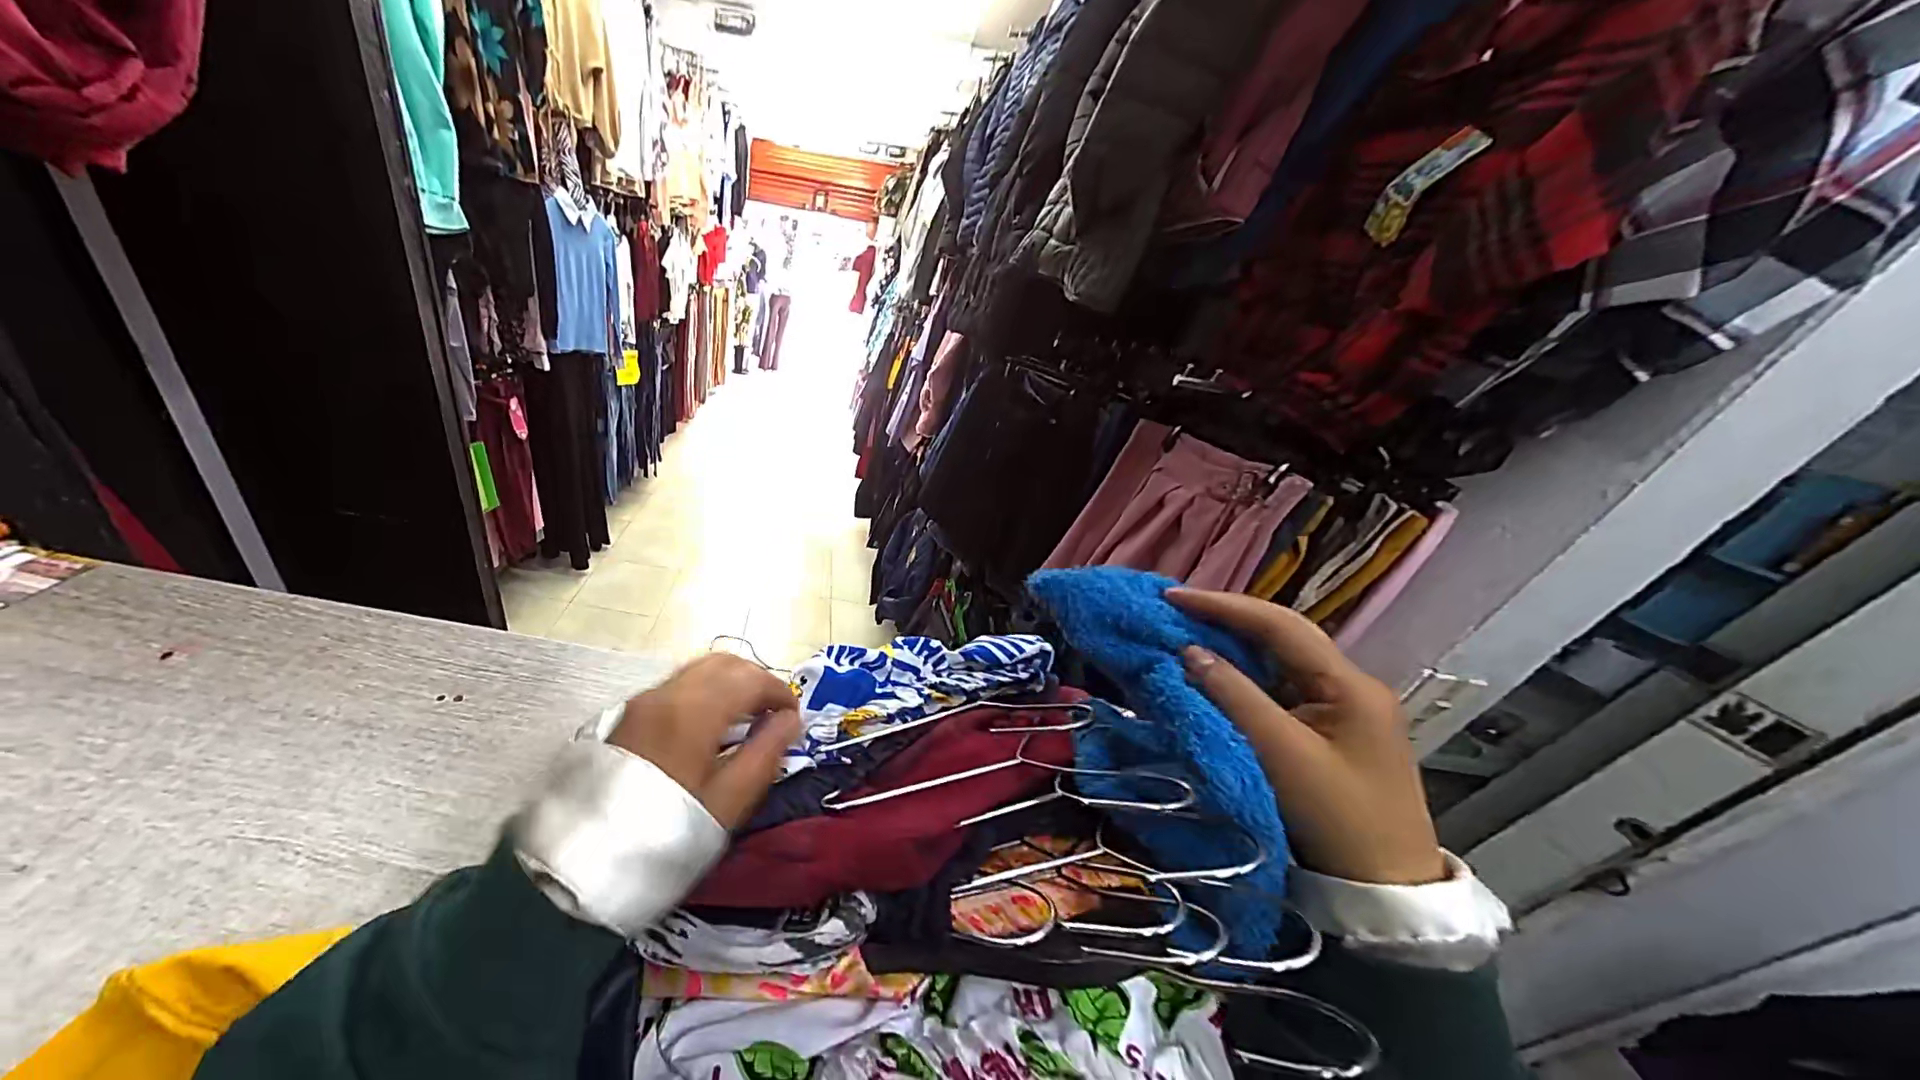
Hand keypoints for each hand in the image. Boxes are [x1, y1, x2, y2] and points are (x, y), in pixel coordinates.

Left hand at [608, 654, 802, 827]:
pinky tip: (710, 727)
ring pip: (698, 671)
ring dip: (730, 684)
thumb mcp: (729, 800)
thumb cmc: (667, 834)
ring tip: (744, 720)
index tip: (794, 718)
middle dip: (756, 681)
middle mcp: (666, 694)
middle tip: (773, 713)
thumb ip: (766, 752)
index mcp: (695, 710)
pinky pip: (677, 687)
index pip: (751, 678)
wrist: (580, 866)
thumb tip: (790, 720)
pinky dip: (704, 693)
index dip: (780, 692)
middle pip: (724, 663)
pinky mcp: (626, 717)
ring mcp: (641, 703)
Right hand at [1167, 588, 1446, 885]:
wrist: (1383, 891)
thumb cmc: (1336, 820)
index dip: (1223, 606)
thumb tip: (1190, 651)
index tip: (1172, 597)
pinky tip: (1213, 674)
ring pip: (1278, 661)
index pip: (1279, 625)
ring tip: (1183, 634)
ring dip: (1232, 648)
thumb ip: (1234, 696)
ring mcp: (1341, 706)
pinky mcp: (1328, 729)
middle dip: (1226, 620)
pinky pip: (1279, 688)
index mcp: (1349, 683)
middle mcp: (1349, 684)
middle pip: (1281, 636)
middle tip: (1173, 611)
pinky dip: (1242, 678)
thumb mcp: (1280, 755)